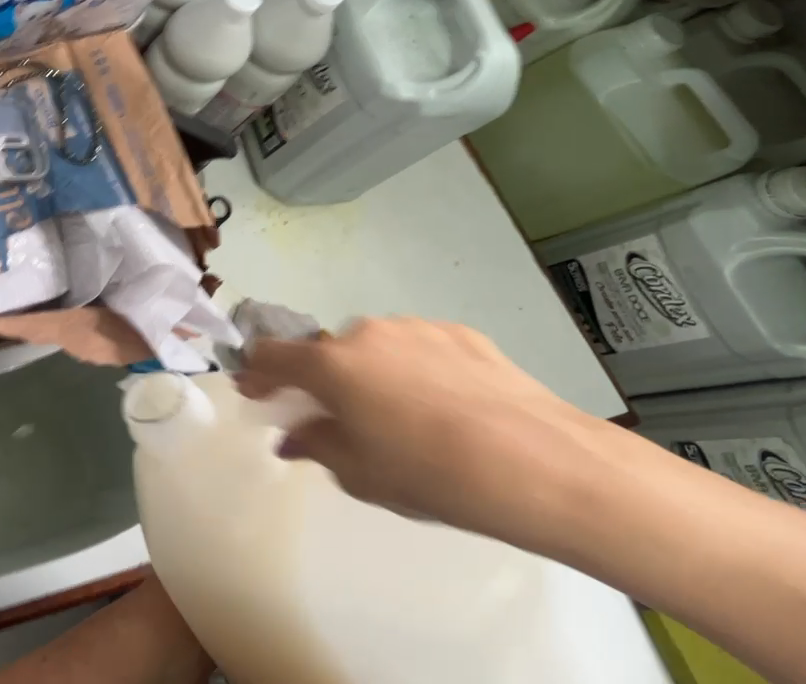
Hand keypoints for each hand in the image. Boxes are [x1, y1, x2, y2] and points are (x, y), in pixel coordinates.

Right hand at [237, 315, 617, 545]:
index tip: (257, 395)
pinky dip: (418, 372)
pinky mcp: (464, 334)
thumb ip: (317, 445)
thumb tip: (295, 436)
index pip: (270, 354)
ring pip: (376, 349)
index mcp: (330, 364)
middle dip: (326, 382)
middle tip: (346, 421)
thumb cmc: (435, 476)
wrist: (549, 468)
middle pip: (327, 352)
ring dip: (374, 375)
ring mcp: (417, 329)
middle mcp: (365, 333)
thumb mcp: (361, 475)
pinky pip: (421, 350)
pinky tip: (449, 409)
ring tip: (407, 419)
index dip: (256, 374)